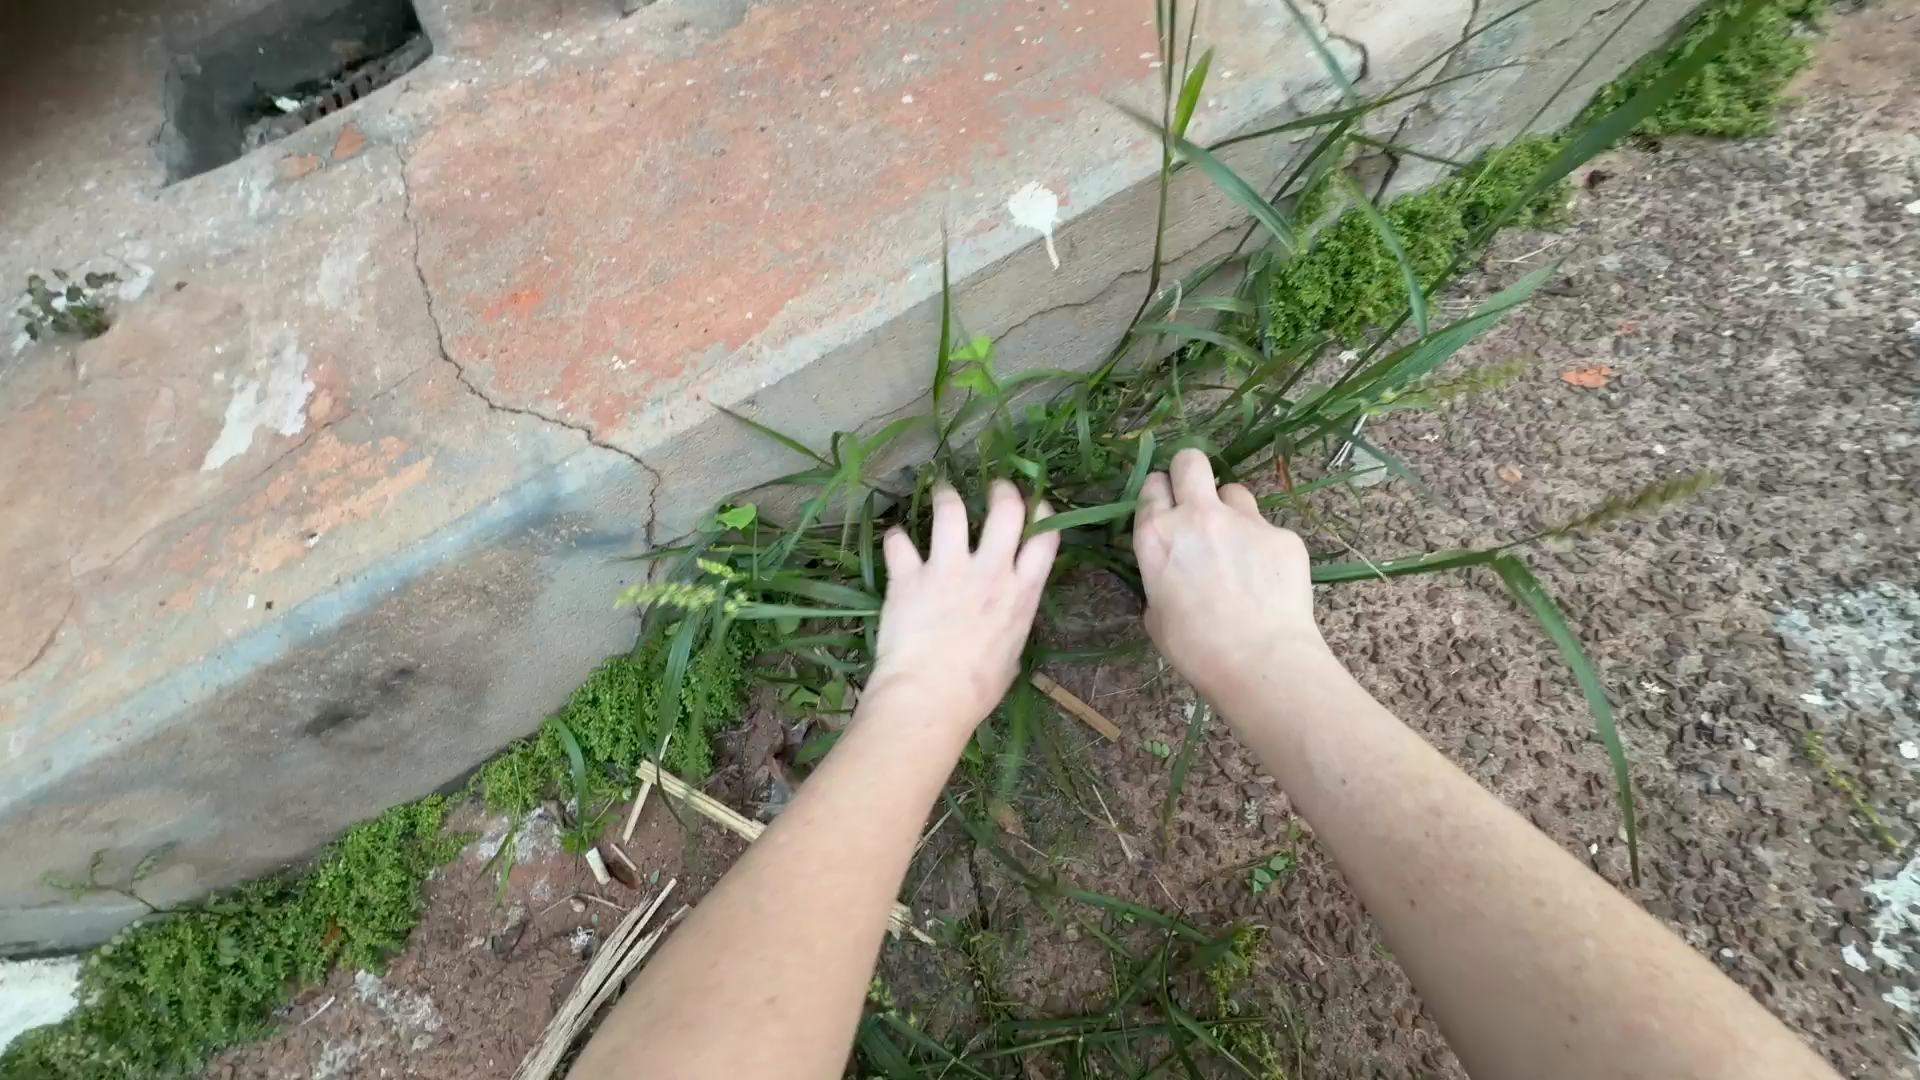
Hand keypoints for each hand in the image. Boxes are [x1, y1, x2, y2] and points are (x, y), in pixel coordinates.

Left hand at [869, 481, 1059, 727]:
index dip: (1044, 512)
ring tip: (944, 492)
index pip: (1044, 536)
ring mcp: (948, 569)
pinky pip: (899, 542)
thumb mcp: (1011, 657)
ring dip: (947, 496)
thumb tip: (1005, 626)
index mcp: (1022, 593)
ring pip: (951, 509)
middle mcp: (990, 571)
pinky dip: (896, 539)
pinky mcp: (909, 576)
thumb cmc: (976, 691)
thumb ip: (1011, 628)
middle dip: (1002, 490)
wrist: (929, 698)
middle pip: (1006, 509)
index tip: (1036, 504)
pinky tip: (896, 541)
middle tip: (994, 487)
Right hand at [1133, 449, 1328, 696]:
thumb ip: (1159, 582)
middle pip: (1190, 460)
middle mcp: (1197, 516)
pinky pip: (1268, 529)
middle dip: (1190, 472)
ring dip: (1230, 511)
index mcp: (1156, 535)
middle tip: (1196, 500)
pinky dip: (1264, 547)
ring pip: (1234, 491)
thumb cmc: (1195, 647)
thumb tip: (1171, 581)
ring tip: (1237, 547)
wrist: (1259, 661)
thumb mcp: (1156, 615)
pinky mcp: (1282, 534)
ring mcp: (1244, 520)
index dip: (1159, 495)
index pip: (1151, 485)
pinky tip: (1268, 580)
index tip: (1165, 509)